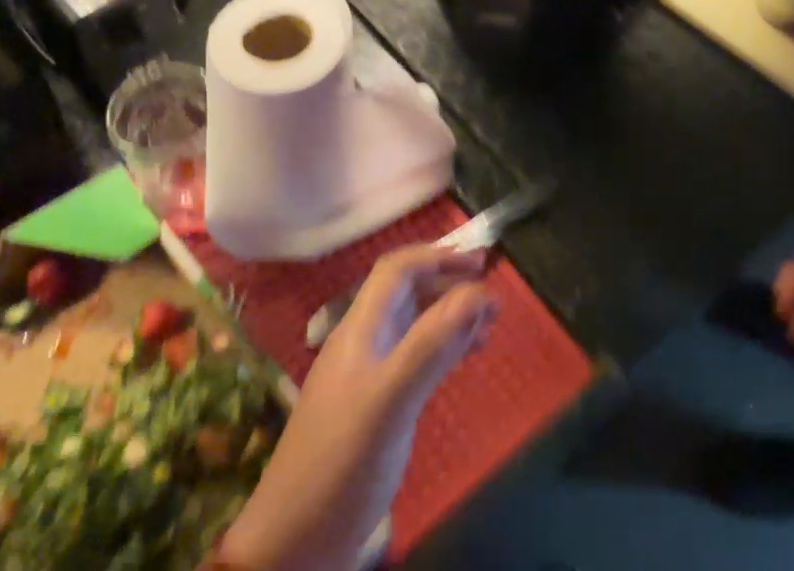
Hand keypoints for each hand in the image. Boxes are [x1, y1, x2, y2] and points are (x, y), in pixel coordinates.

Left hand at [219, 246, 495, 570]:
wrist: (297, 536)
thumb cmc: (342, 461)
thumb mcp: (390, 398)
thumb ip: (431, 343)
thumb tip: (479, 290)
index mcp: (359, 330)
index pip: (396, 271)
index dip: (437, 257)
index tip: (483, 263)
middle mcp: (364, 344)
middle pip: (408, 295)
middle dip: (450, 285)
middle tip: (495, 297)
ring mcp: (371, 377)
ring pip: (416, 328)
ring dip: (452, 317)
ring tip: (492, 324)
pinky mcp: (381, 408)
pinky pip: (418, 361)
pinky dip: (446, 350)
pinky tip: (468, 356)